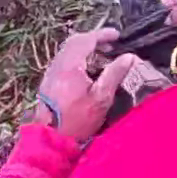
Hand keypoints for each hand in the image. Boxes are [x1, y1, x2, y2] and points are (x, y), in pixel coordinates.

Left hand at [33, 27, 143, 142]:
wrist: (50, 142)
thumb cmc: (77, 121)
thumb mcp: (101, 98)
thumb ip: (114, 74)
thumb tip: (129, 57)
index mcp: (69, 67)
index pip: (86, 40)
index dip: (102, 35)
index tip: (117, 35)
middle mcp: (56, 67)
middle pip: (74, 42)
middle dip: (93, 39)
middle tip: (110, 44)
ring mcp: (50, 75)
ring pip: (67, 51)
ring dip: (85, 49)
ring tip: (101, 56)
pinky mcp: (48, 84)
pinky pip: (63, 61)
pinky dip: (77, 58)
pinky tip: (87, 70)